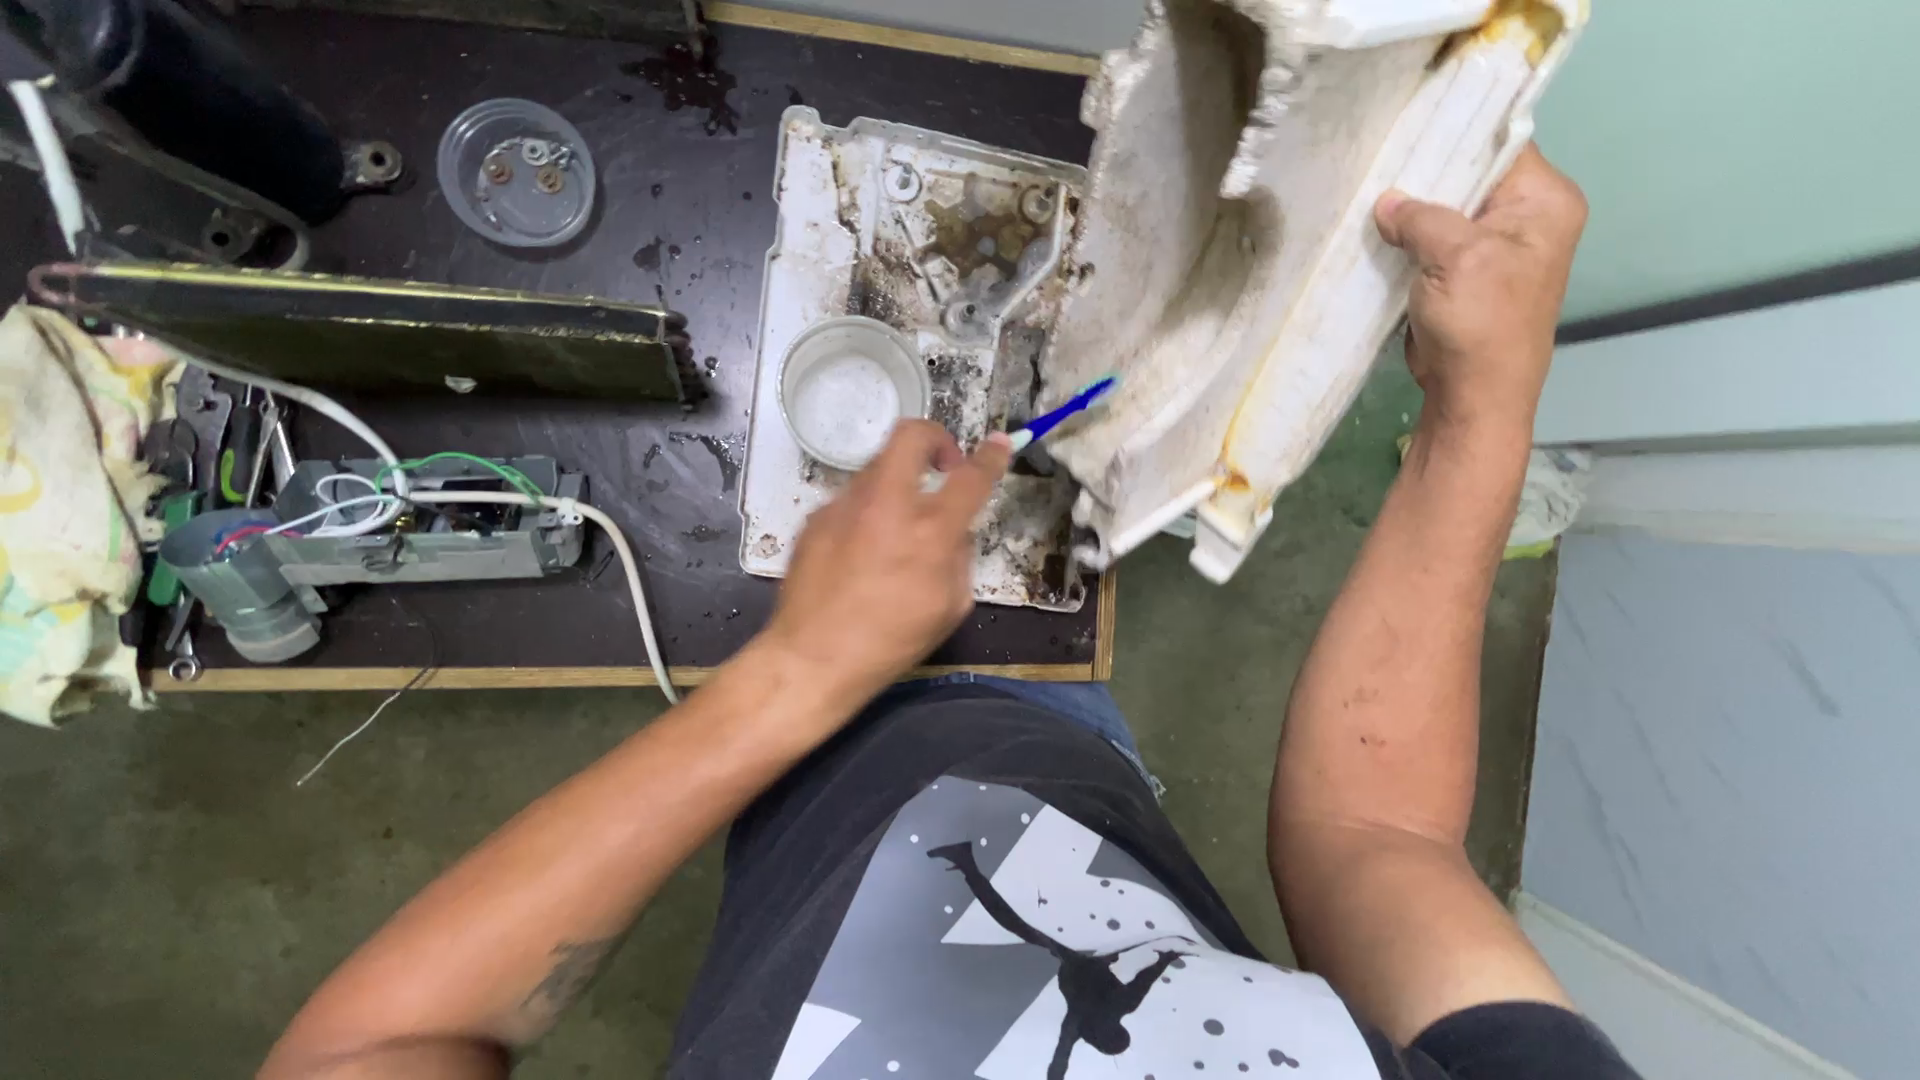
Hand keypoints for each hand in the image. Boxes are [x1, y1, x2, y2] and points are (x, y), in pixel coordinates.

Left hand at [763, 421, 1012, 703]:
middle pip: (911, 436)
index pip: (970, 477)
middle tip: (943, 466)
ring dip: (898, 483)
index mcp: (930, 532)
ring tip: (897, 525)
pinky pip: (852, 501)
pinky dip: (868, 513)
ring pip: (878, 468)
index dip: (991, 456)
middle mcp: (887, 506)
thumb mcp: (950, 606)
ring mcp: (845, 506)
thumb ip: (958, 556)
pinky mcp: (816, 518)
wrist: (814, 657)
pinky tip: (861, 552)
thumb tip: (953, 531)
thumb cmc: (892, 642)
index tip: (999, 444)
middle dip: (935, 439)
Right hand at [1375, 144, 1586, 437]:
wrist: (1472, 392)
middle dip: (1424, 179)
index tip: (1406, 131)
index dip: (1456, 136)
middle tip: (1377, 165)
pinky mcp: (1458, 279)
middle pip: (1468, 180)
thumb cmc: (1480, 322)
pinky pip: (1428, 248)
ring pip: (1442, 216)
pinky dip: (1403, 245)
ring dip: (1408, 216)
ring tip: (1368, 199)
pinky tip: (1374, 237)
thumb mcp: (1457, 257)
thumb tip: (1387, 203)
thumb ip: (1422, 220)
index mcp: (1544, 204)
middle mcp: (1523, 220)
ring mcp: (1489, 251)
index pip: (1501, 146)